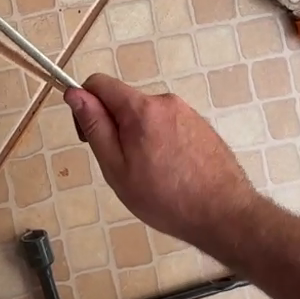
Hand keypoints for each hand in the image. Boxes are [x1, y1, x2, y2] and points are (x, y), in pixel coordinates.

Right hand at [65, 74, 265, 253]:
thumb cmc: (163, 198)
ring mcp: (187, 112)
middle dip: (114, 126)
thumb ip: (95, 127)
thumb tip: (75, 94)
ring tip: (149, 174)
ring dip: (138, 137)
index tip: (89, 135)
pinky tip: (170, 173)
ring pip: (146, 116)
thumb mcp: (117, 167)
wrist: (225, 215)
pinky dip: (159, 142)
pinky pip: (167, 125)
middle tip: (122, 166)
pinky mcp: (201, 126)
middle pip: (124, 101)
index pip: (98, 83)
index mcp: (140, 108)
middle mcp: (165, 101)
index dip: (84, 103)